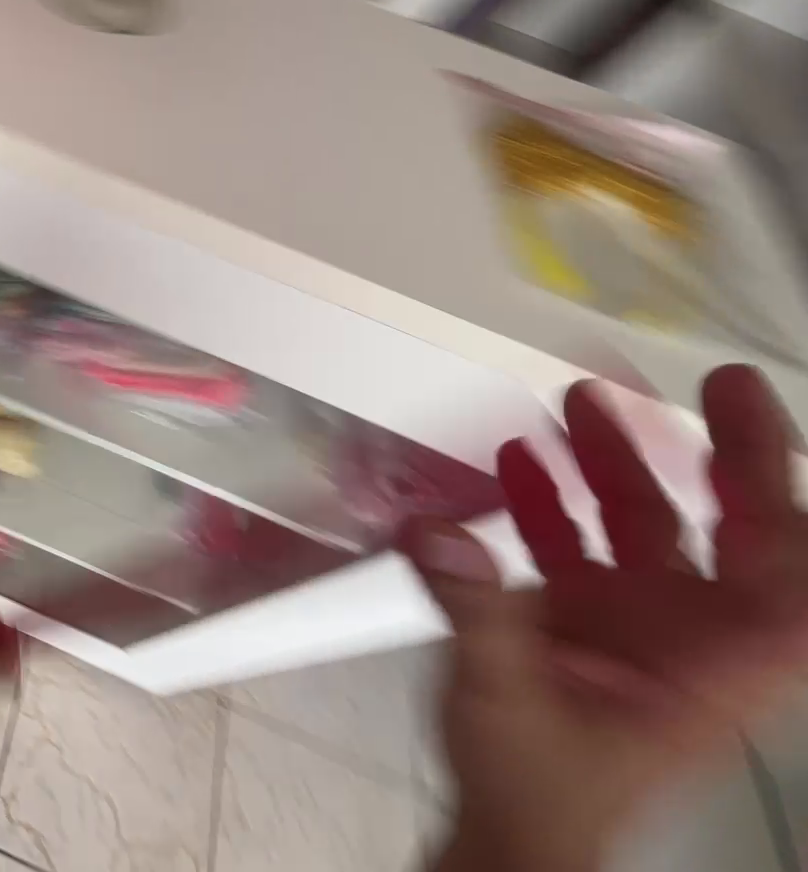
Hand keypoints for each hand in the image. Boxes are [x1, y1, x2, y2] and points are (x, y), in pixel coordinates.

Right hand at [405, 364, 807, 871]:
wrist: (510, 821)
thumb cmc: (540, 783)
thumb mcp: (509, 697)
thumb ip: (479, 614)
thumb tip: (438, 531)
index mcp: (717, 659)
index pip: (782, 563)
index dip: (772, 478)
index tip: (733, 403)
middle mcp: (686, 630)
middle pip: (718, 528)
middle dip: (690, 455)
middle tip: (638, 391)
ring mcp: (628, 621)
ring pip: (639, 527)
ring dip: (606, 467)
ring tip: (566, 410)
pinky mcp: (571, 618)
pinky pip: (570, 545)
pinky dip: (544, 502)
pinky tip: (516, 467)